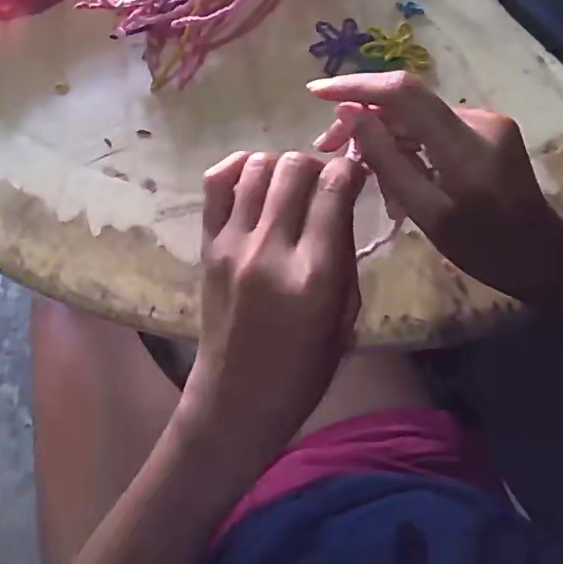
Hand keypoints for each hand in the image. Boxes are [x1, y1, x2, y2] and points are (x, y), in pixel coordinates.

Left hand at [181, 151, 366, 457]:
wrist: (235, 399)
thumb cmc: (302, 369)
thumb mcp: (343, 317)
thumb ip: (344, 255)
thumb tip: (342, 201)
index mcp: (313, 275)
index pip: (333, 191)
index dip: (350, 170)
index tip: (356, 173)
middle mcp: (270, 250)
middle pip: (294, 168)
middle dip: (317, 164)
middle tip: (324, 181)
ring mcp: (232, 244)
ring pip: (257, 167)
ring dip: (281, 164)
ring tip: (291, 183)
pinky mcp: (207, 246)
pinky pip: (216, 184)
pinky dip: (237, 166)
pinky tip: (254, 174)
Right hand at [309, 72, 562, 304]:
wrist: (545, 255)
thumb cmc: (486, 249)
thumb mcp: (428, 215)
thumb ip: (388, 161)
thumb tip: (349, 114)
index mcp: (466, 144)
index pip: (403, 93)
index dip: (356, 86)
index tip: (315, 92)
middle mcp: (478, 119)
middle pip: (406, 102)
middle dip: (361, 117)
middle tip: (326, 147)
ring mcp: (485, 122)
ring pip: (416, 116)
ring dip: (381, 134)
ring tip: (356, 167)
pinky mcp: (485, 130)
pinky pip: (432, 128)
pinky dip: (405, 144)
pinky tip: (391, 170)